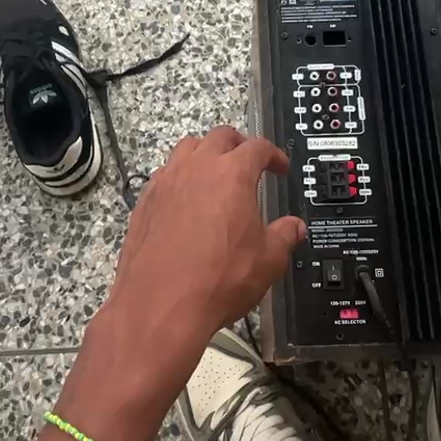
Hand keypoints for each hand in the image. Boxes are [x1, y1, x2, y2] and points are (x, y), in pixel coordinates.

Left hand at [103, 126, 304, 353]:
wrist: (161, 304)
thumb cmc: (214, 280)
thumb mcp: (267, 260)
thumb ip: (284, 236)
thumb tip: (294, 228)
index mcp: (232, 174)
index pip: (258, 147)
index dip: (273, 154)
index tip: (279, 166)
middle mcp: (197, 168)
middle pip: (220, 136)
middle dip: (239, 144)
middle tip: (249, 160)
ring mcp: (167, 181)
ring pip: (188, 147)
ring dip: (206, 152)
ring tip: (216, 171)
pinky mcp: (146, 200)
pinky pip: (165, 173)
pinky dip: (180, 175)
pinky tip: (186, 197)